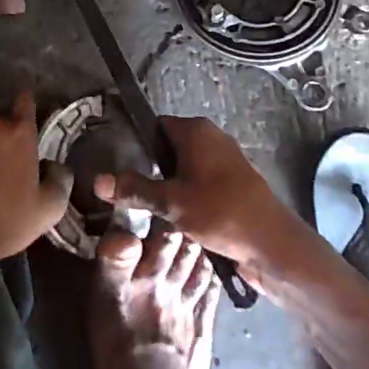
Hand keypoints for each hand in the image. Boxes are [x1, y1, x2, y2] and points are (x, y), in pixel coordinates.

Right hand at [94, 116, 301, 270]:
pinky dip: (190, 196)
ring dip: (172, 187)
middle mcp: (212, 137)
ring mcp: (226, 159)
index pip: (156, 125)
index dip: (138, 144)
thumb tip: (98, 180)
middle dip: (154, 170)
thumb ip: (134, 190)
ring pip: (186, 168)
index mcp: (196, 130)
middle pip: (170, 148)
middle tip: (134, 195)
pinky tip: (179, 220)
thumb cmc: (219, 211)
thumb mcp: (170, 203)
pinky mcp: (235, 182)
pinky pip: (202, 183)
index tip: (124, 168)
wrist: (270, 242)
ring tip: (153, 211)